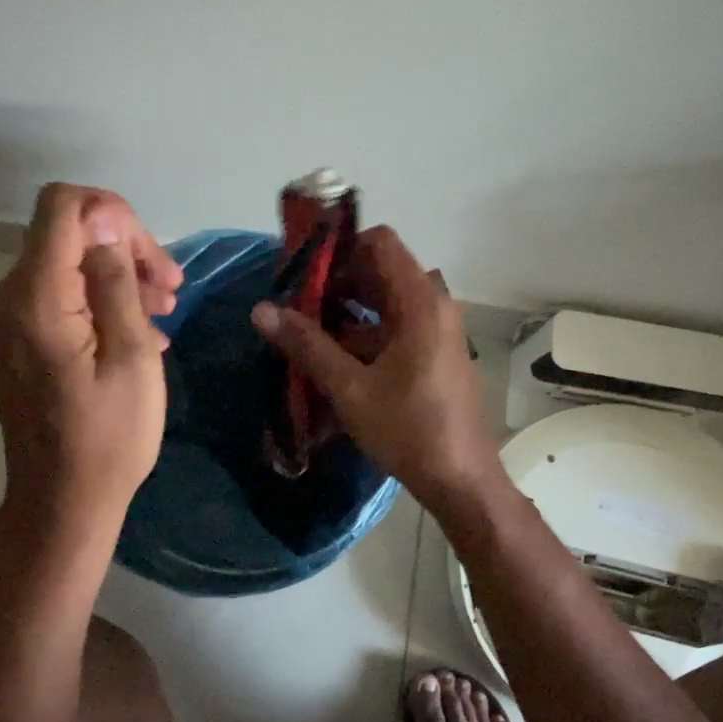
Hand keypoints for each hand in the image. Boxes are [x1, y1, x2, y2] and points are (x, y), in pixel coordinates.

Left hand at [0, 183, 182, 537]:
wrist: (62, 502)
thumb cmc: (108, 437)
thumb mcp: (132, 355)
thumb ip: (115, 279)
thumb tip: (106, 222)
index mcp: (35, 299)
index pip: (62, 207)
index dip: (112, 213)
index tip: (151, 256)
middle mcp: (6, 298)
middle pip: (64, 233)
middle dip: (122, 248)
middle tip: (172, 288)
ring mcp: (5, 321)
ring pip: (64, 264)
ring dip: (115, 276)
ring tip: (164, 311)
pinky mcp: (12, 340)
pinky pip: (56, 297)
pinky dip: (96, 301)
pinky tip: (137, 333)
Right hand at [251, 226, 498, 500]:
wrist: (461, 479)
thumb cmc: (408, 429)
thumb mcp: (350, 388)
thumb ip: (307, 345)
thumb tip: (261, 310)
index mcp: (421, 302)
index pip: (380, 242)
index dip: (340, 248)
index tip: (304, 271)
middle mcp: (434, 305)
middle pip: (380, 271)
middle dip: (336, 283)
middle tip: (296, 304)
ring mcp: (438, 330)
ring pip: (386, 302)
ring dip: (347, 311)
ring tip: (306, 333)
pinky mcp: (435, 353)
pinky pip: (396, 326)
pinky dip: (365, 333)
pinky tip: (333, 360)